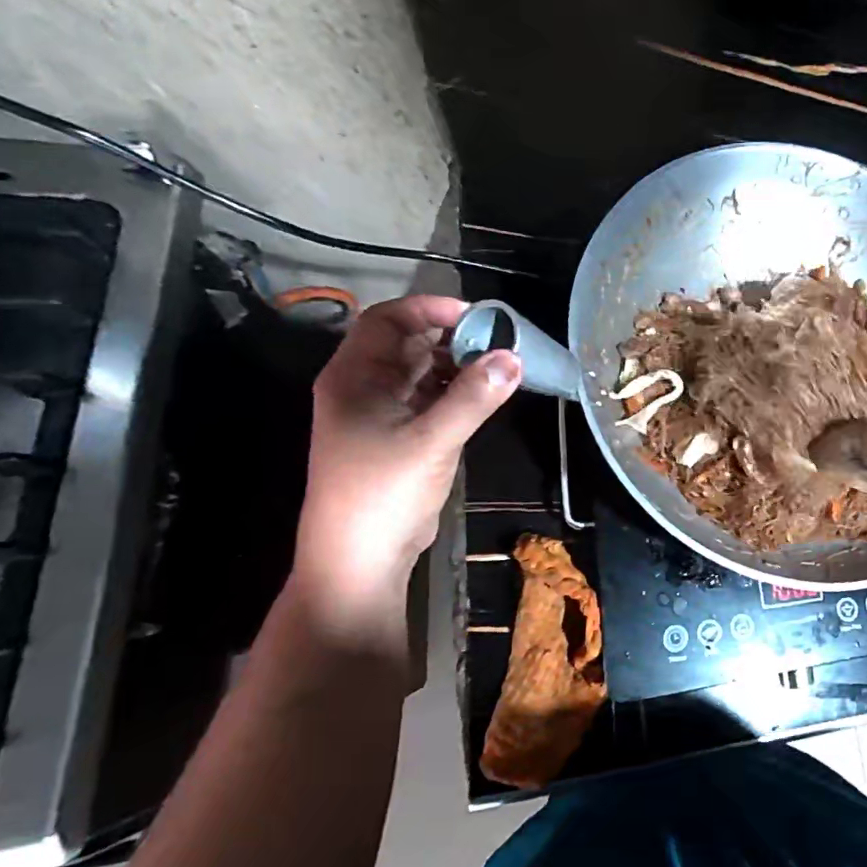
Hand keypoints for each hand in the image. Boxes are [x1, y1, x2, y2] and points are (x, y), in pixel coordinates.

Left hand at [288, 295, 519, 660]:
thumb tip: (513, 358)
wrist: (359, 558)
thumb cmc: (383, 492)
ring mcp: (380, 416)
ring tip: (498, 365)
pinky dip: (455, 394)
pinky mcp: (399, 440)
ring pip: (420, 375)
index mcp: (353, 377)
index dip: (428, 308)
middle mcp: (363, 389)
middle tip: (498, 340)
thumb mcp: (432, 440)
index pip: (386, 321)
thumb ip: (473, 397)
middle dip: (450, 338)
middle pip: (406, 345)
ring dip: (456, 367)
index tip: (476, 314)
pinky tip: (484, 394)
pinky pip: (428, 403)